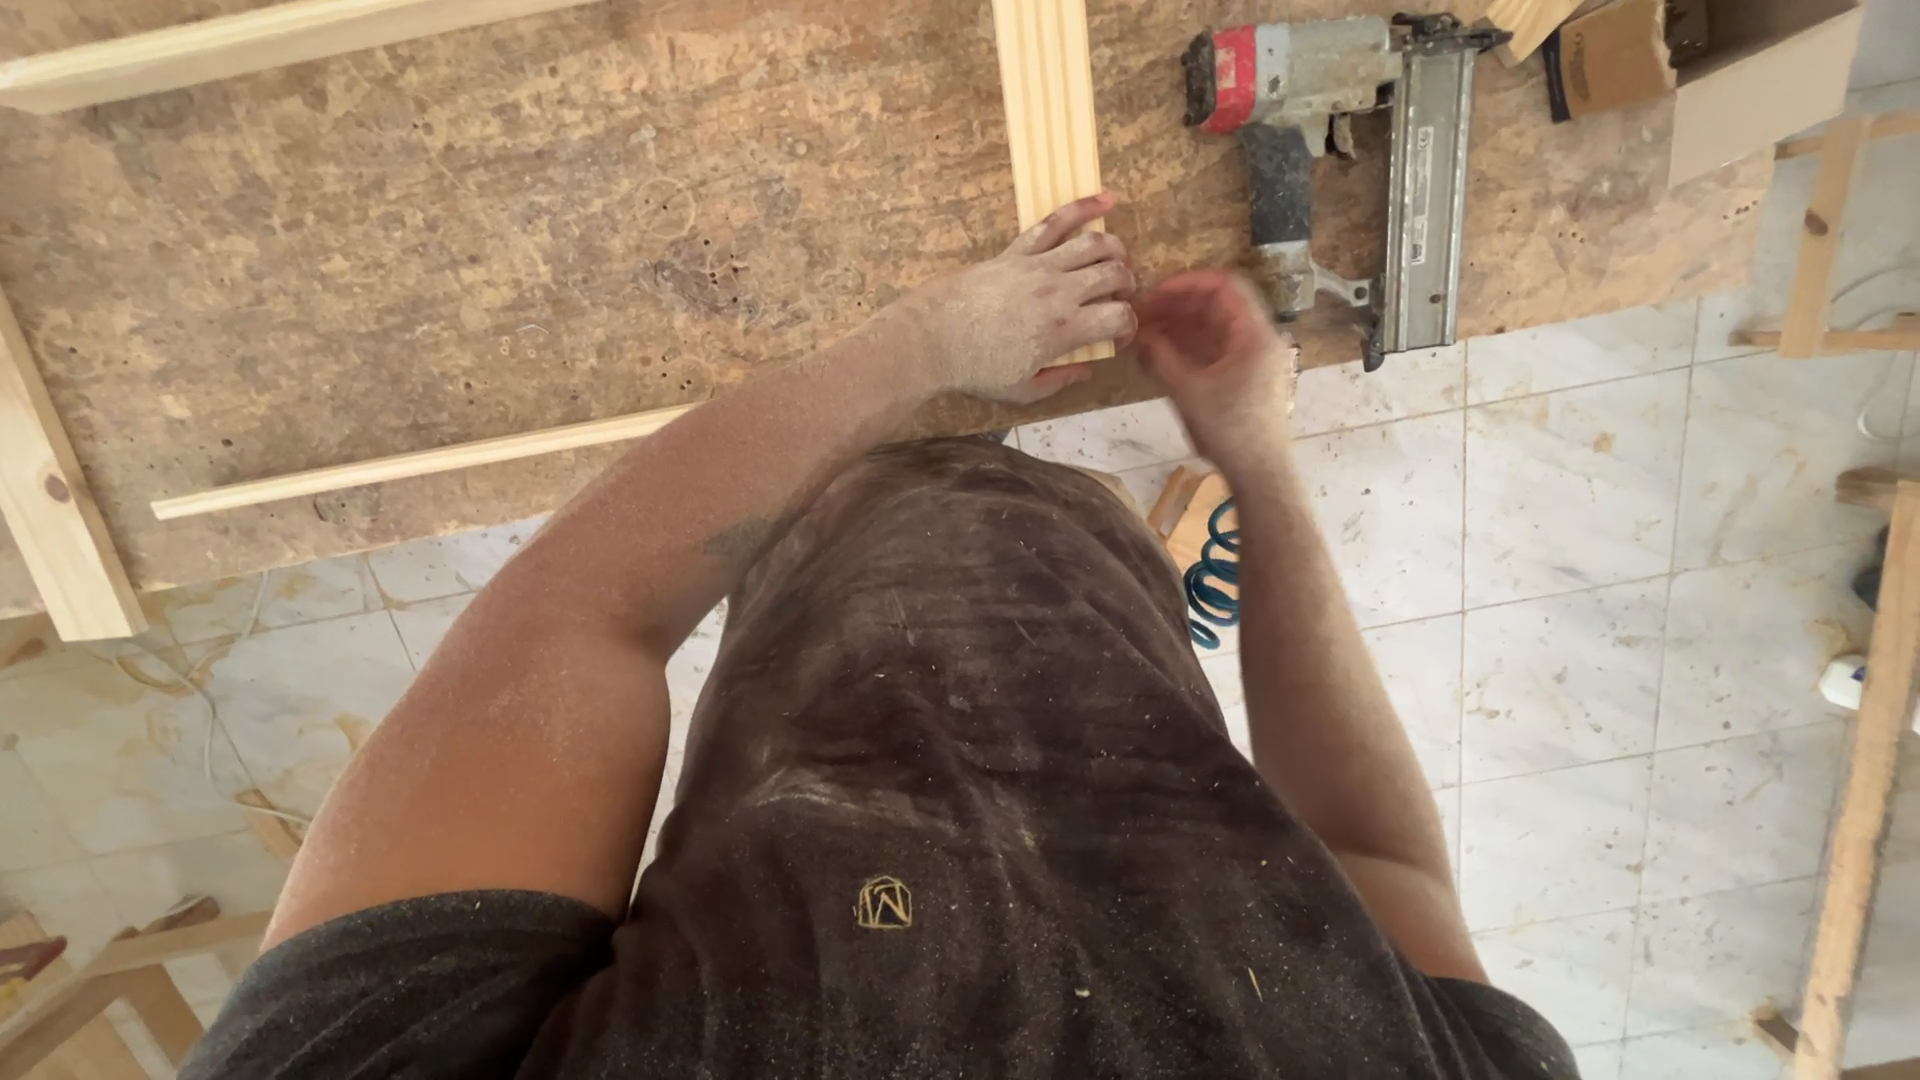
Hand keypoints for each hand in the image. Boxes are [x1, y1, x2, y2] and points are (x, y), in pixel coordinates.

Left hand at [890, 193, 1135, 402]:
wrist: (933, 339)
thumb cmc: (976, 369)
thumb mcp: (1022, 391)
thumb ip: (1059, 380)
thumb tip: (1086, 370)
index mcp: (1064, 330)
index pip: (1119, 318)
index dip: (1128, 327)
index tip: (1118, 337)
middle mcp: (1059, 292)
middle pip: (1115, 275)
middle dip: (1127, 286)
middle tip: (1119, 298)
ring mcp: (1039, 266)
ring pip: (1095, 244)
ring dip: (1116, 250)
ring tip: (1118, 261)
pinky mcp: (1018, 251)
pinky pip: (1056, 221)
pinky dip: (1084, 207)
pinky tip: (1106, 200)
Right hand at [1133, 270, 1297, 467]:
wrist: (1259, 472)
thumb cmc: (1229, 432)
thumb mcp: (1188, 392)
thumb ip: (1161, 358)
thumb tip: (1138, 336)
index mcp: (1254, 335)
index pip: (1223, 286)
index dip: (1185, 284)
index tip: (1153, 294)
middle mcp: (1259, 339)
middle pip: (1217, 305)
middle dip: (1177, 306)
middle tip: (1141, 314)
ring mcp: (1253, 359)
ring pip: (1214, 328)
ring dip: (1180, 327)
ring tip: (1144, 334)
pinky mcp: (1245, 378)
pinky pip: (1215, 350)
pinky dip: (1189, 347)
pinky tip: (1160, 354)